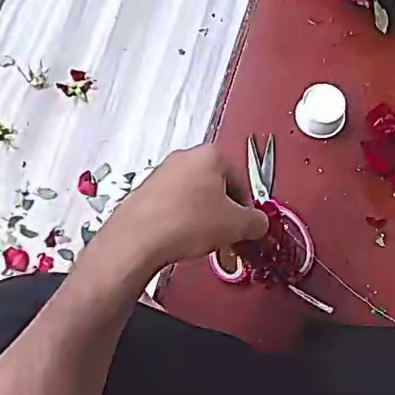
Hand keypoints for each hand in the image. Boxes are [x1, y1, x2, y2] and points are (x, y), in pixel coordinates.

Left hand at [97, 145, 267, 272]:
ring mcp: (162, 172)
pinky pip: (173, 204)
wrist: (137, 240)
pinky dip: (181, 219)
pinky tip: (181, 238)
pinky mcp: (144, 190)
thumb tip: (258, 224)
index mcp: (211, 154)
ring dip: (203, 216)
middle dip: (224, 211)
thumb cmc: (189, 223)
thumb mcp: (237, 225)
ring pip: (194, 195)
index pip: (241, 182)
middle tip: (226, 234)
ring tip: (203, 240)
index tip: (245, 226)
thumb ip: (256, 222)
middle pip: (217, 186)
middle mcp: (185, 157)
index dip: (246, 208)